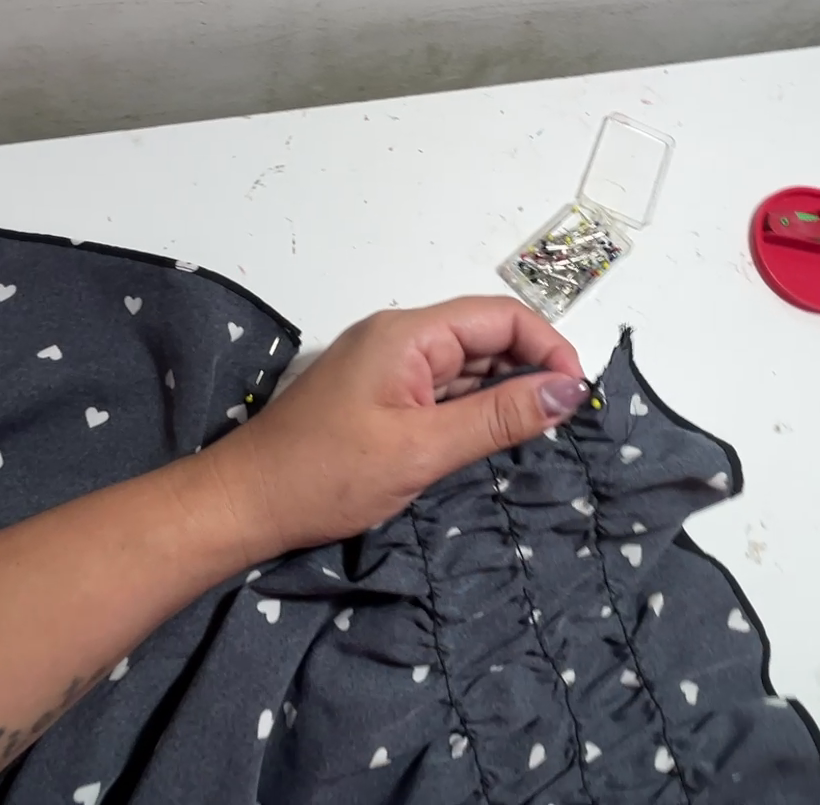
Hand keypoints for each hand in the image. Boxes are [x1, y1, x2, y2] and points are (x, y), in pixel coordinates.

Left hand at [195, 296, 588, 561]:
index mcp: (409, 334)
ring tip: (533, 431)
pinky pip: (442, 387)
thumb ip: (498, 417)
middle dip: (529, 369)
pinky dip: (471, 406)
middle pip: (485, 335)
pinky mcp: (382, 392)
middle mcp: (401, 337)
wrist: (245, 502)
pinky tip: (490, 433)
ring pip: (466, 363)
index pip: (499, 316)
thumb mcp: (423, 449)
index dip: (547, 346)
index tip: (574, 395)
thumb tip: (569, 391)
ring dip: (502, 391)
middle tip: (559, 421)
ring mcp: (389, 364)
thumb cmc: (326, 474)